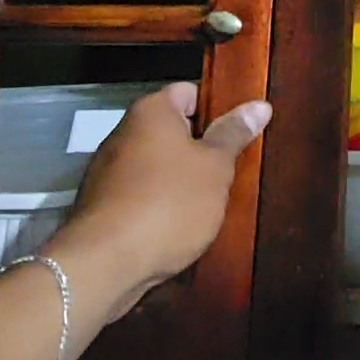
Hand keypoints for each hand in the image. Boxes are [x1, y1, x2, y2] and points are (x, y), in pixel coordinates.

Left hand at [42, 83, 270, 323]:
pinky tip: (179, 225)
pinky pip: (140, 194)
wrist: (102, 268)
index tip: (238, 131)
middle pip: (173, 129)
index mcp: (152, 112)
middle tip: (232, 167)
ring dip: (181, 179)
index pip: (190, 91)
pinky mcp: (99, 209)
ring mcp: (107, 172)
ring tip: (211, 201)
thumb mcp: (215, 167)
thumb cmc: (168, 203)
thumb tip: (259, 105)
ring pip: (157, 165)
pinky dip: (159, 205)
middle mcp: (123, 133)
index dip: (217, 108)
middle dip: (201, 148)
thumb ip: (234, 134)